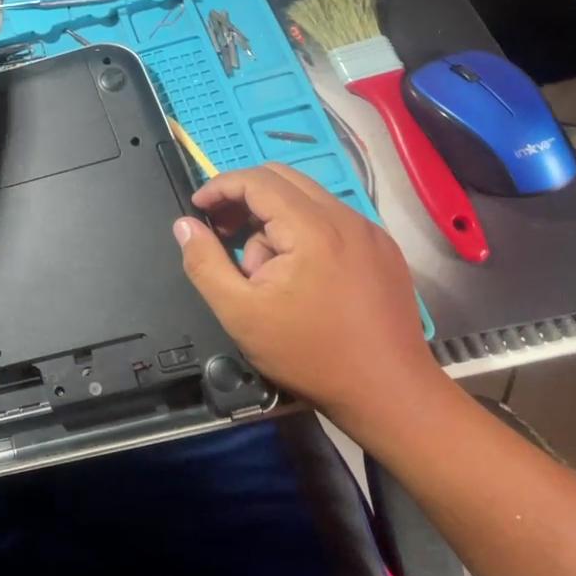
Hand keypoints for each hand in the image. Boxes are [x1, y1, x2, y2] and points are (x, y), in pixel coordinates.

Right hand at [173, 164, 443, 422]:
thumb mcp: (240, 313)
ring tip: (262, 269)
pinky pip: (332, 220)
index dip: (220, 187)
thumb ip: (204, 262)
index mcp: (313, 229)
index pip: (257, 180)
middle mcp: (347, 219)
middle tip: (223, 231)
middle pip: (283, 179)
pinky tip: (296, 274)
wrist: (391, 396)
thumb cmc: (310, 355)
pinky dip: (303, 231)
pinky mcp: (384, 251)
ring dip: (273, 219)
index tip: (198, 209)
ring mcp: (371, 234)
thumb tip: (185, 225)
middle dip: (245, 198)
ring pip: (307, 199)